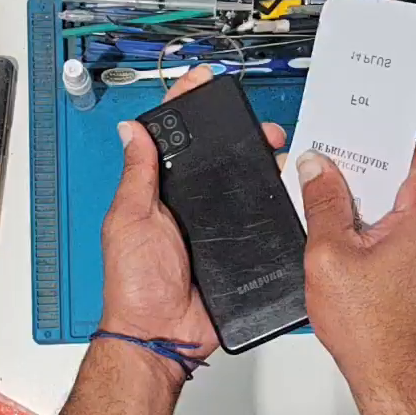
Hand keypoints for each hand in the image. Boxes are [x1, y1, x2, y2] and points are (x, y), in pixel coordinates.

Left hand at [99, 66, 286, 361]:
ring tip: (277, 148)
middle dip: (235, 132)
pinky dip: (271, 200)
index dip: (184, 107)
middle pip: (213, 157)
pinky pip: (256, 218)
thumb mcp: (130, 220)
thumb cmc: (136, 284)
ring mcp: (214, 225)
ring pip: (240, 183)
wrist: (164, 332)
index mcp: (157, 193)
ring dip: (258, 163)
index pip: (171, 139)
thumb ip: (136, 176)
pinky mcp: (237, 248)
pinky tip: (285, 186)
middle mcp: (186, 205)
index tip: (202, 82)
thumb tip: (132, 130)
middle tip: (255, 123)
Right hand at [296, 146, 415, 389]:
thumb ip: (322, 202)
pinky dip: (372, 218)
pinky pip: (399, 222)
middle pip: (399, 174)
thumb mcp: (329, 253)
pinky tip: (342, 226)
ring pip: (396, 199)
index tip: (346, 129)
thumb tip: (317, 166)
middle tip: (325, 164)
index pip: (405, 151)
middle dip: (360, 167)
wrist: (387, 372)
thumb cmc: (368, 326)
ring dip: (363, 195)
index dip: (371, 137)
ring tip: (327, 196)